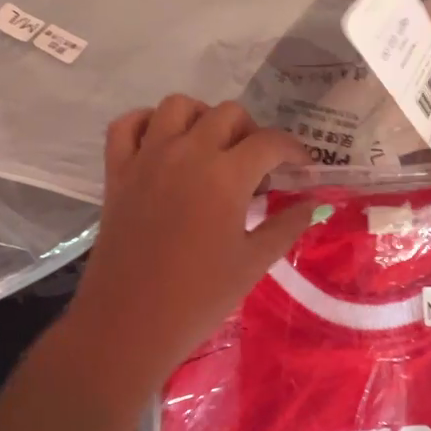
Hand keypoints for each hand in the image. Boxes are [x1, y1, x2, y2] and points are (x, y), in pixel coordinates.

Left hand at [69, 96, 314, 374]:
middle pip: (228, 114)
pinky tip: (162, 143)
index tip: (303, 167)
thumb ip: (286, 225)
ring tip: (212, 147)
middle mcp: (187, 152)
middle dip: (251, 132)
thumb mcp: (253, 263)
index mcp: (226, 174)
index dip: (294, 151)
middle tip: (258, 166)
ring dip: (201, 117)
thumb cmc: (197, 298)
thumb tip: (313, 204)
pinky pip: (127, 125)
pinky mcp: (117, 171)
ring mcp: (148, 157)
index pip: (270, 142)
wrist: (128, 325)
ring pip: (178, 105)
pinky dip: (146, 123)